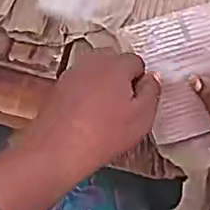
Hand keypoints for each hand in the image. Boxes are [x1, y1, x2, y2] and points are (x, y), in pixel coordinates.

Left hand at [14, 50, 161, 185]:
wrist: (59, 147)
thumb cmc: (104, 133)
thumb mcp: (142, 117)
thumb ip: (152, 91)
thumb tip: (152, 78)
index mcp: (116, 65)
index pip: (136, 61)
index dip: (140, 81)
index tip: (138, 100)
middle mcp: (93, 62)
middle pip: (113, 62)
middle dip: (120, 78)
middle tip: (122, 106)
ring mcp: (72, 73)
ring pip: (94, 72)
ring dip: (101, 85)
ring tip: (103, 113)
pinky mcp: (57, 86)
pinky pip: (78, 84)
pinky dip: (83, 94)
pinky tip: (84, 115)